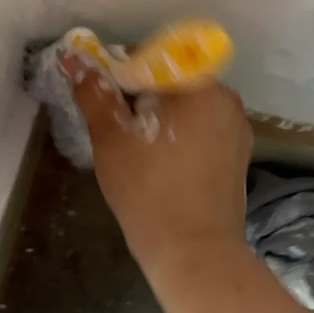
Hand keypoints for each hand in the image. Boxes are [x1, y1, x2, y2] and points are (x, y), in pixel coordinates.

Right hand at [61, 55, 253, 266]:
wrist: (194, 254)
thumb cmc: (148, 189)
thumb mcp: (110, 137)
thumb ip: (94, 92)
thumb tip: (75, 60)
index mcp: (199, 85)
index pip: (150, 59)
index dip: (118, 75)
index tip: (101, 101)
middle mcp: (226, 99)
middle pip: (170, 82)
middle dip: (139, 98)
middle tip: (115, 129)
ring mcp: (237, 129)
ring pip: (185, 107)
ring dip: (159, 118)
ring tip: (136, 149)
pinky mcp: (238, 155)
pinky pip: (201, 130)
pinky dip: (179, 136)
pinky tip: (160, 163)